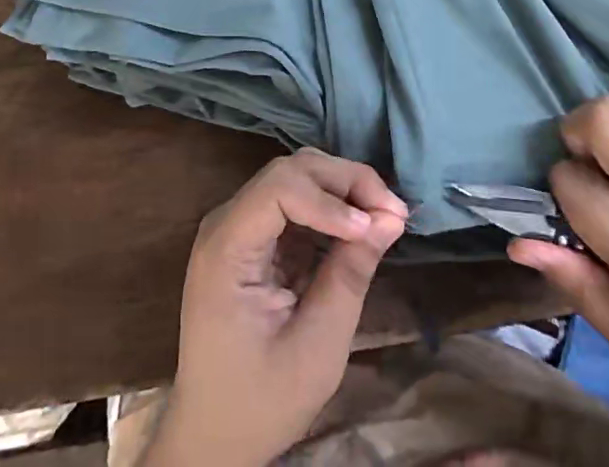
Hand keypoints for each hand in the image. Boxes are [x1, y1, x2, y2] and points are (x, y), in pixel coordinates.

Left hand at [143, 150, 407, 466]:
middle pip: (290, 171)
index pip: (279, 188)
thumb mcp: (317, 345)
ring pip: (296, 177)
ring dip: (344, 189)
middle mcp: (225, 225)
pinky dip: (334, 207)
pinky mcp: (254, 238)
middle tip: (393, 212)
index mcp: (225, 250)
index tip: (372, 228)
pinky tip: (361, 227)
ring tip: (384, 216)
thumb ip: (351, 273)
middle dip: (346, 182)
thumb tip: (392, 217)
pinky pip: (296, 202)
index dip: (331, 198)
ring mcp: (237, 228)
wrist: (215, 435)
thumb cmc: (262, 400)